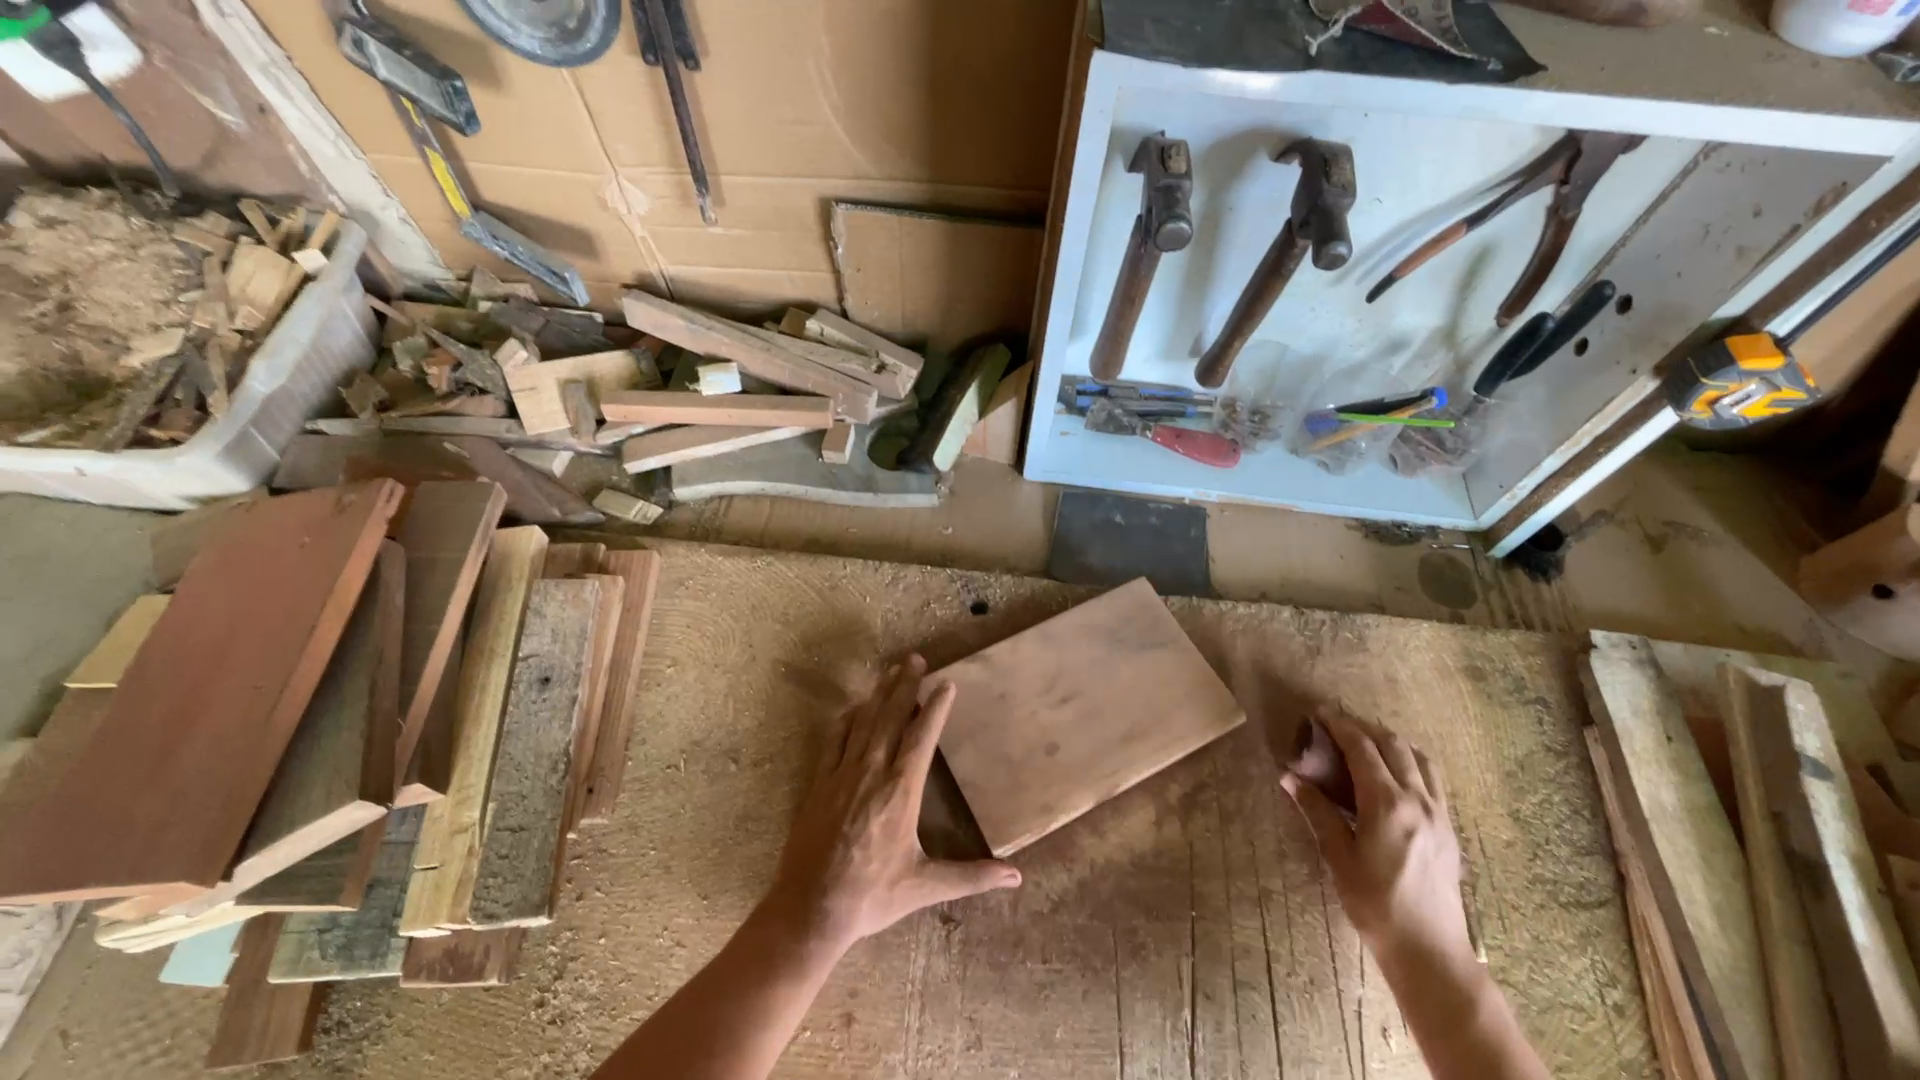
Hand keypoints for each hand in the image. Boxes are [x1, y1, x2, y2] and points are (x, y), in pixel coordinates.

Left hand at [764, 655, 1020, 951]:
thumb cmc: (872, 896)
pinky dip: (846, 720)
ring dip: (878, 695)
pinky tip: (853, 709)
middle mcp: (871, 773)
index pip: (923, 737)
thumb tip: (1016, 878)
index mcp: (900, 791)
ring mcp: (840, 776)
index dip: (936, 707)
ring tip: (889, 672)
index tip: (946, 683)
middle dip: (905, 686)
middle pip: (891, 717)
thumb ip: (972, 877)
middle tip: (914, 658)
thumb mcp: (926, 886)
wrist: (810, 909)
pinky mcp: (818, 785)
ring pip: (862, 723)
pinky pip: (834, 741)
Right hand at [1280, 717, 1473, 977]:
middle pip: (1394, 744)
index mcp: (1387, 804)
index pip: (1363, 748)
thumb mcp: (1338, 858)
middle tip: (1336, 727)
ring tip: (1366, 745)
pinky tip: (1394, 777)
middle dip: (1364, 728)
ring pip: (1420, 759)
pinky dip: (1411, 764)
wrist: (1428, 949)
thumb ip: (1317, 812)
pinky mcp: (1449, 828)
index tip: (1318, 714)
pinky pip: (1432, 780)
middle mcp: (1418, 800)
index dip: (1339, 726)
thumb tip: (1289, 777)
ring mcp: (1439, 813)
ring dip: (1391, 742)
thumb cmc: (1375, 904)